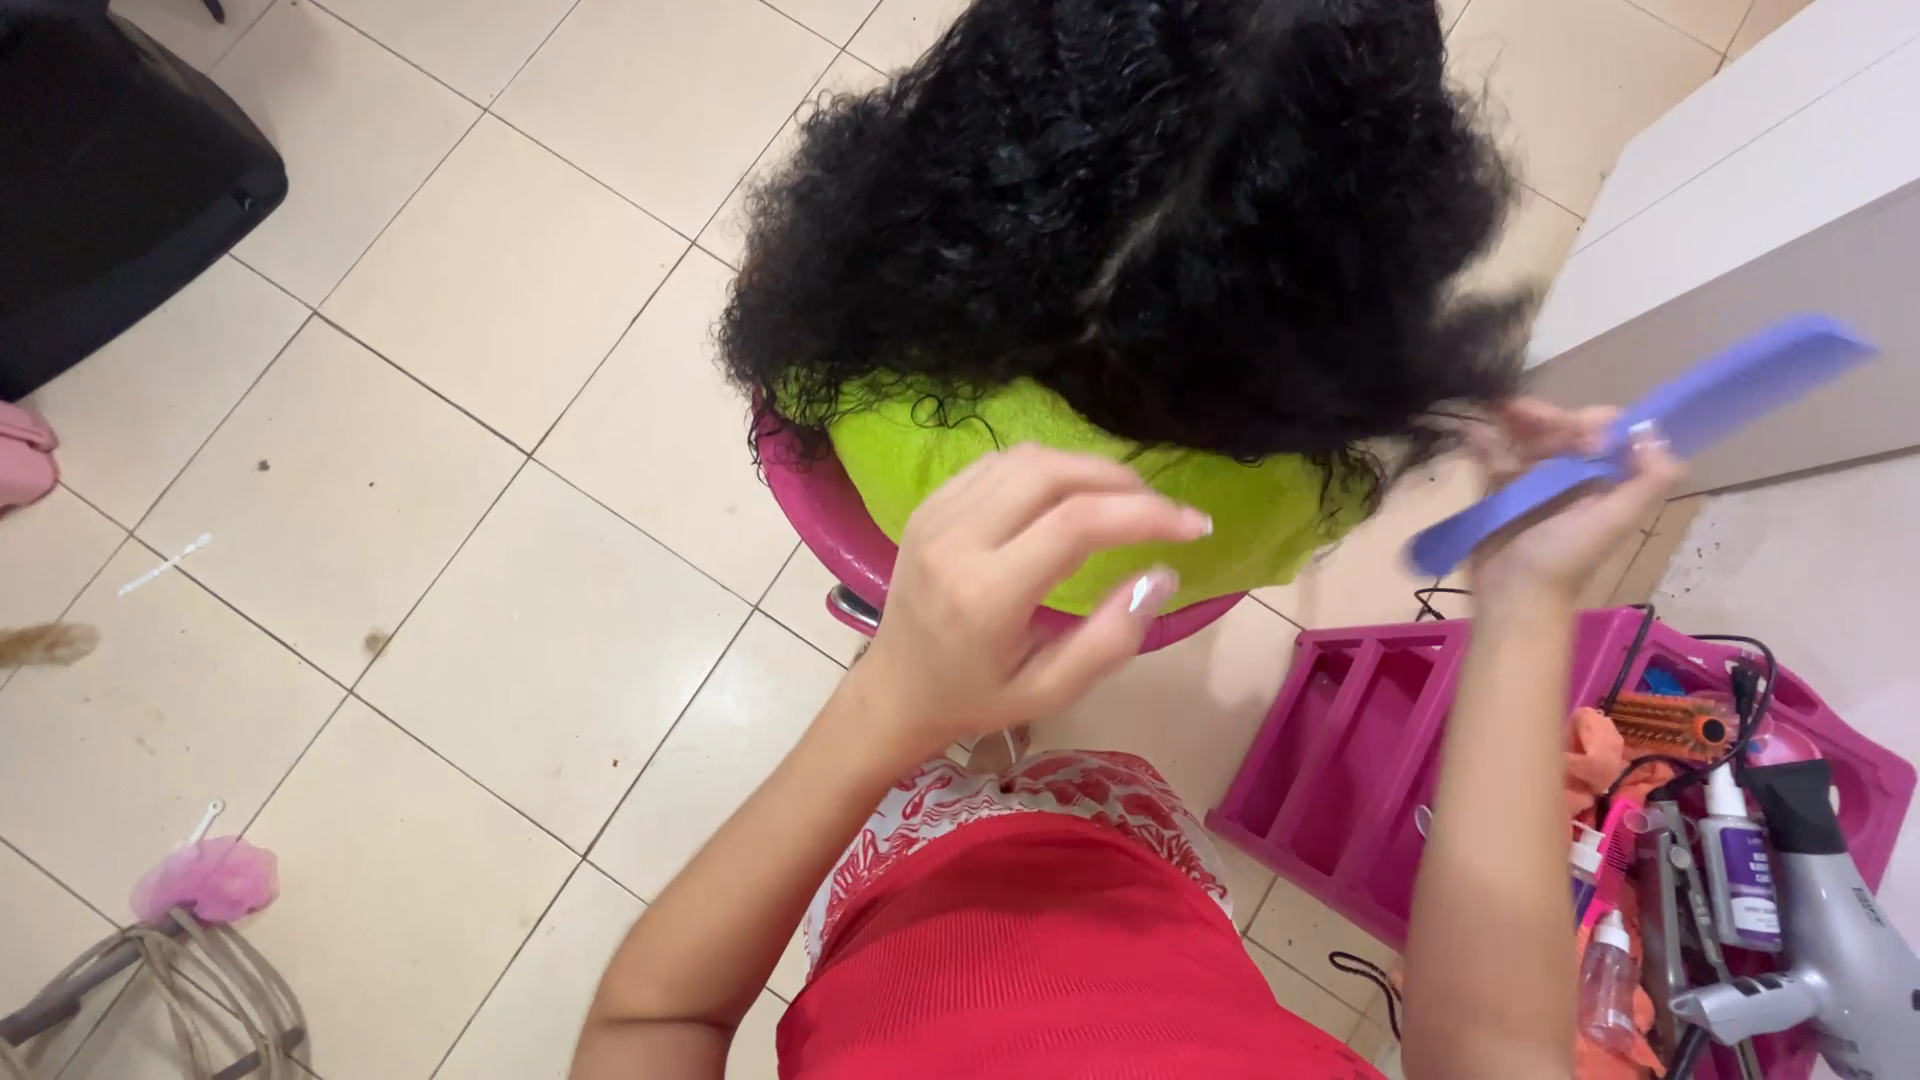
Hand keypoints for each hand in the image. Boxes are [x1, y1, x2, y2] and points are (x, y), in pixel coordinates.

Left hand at [836, 445, 1209, 760]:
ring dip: (1084, 468)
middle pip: (1051, 473)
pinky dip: (1045, 468)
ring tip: (1123, 500)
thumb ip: (1110, 638)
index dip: (1146, 514)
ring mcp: (936, 515)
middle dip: (1120, 479)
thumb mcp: (1048, 691)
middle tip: (1159, 508)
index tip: (1194, 525)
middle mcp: (955, 540)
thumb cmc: (975, 699)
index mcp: (985, 594)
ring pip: (1025, 459)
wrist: (894, 689)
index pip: (1076, 524)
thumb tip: (1162, 575)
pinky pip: (997, 464)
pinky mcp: (929, 505)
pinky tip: (1068, 494)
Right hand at [1466, 399, 1684, 606]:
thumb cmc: (1562, 558)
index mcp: (1605, 481)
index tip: (1565, 428)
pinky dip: (1482, 442)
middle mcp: (1571, 477)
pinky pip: (1493, 459)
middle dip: (1540, 417)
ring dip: (1509, 423)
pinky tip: (1470, 430)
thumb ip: (1647, 479)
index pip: (1602, 435)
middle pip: (1559, 433)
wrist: (1512, 593)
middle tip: (1509, 407)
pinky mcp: (1497, 492)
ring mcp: (1531, 484)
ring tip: (1488, 406)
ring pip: (1525, 441)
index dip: (1585, 422)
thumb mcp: (1614, 520)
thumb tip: (1649, 430)